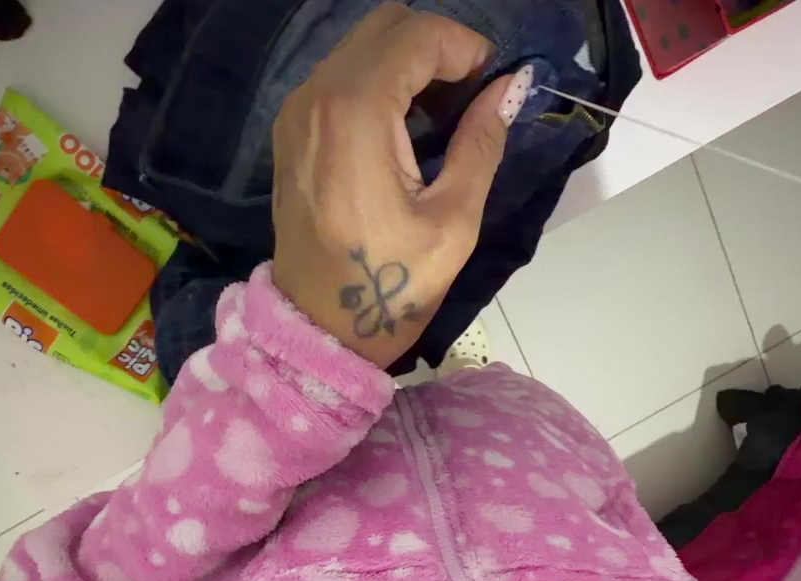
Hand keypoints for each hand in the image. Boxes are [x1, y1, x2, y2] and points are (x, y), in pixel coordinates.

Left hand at [269, 4, 529, 367]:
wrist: (317, 331)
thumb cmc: (391, 289)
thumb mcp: (452, 224)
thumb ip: (481, 145)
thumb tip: (510, 89)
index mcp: (355, 113)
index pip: (417, 36)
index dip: (465, 48)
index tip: (493, 84)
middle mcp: (316, 96)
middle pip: (384, 27)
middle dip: (435, 48)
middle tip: (469, 97)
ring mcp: (296, 114)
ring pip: (358, 49)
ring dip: (406, 65)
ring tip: (441, 116)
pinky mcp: (290, 134)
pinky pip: (337, 79)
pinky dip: (375, 85)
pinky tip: (402, 130)